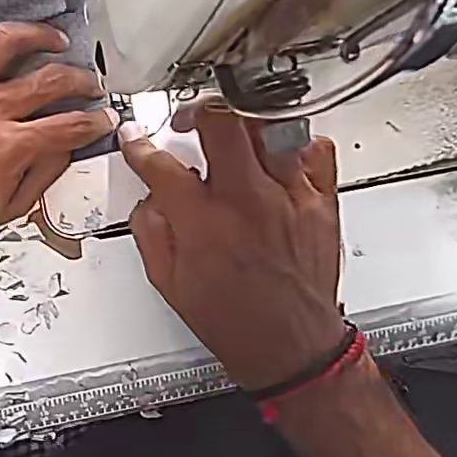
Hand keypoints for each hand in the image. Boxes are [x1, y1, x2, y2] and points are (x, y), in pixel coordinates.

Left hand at [0, 22, 116, 294]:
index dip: (96, 120)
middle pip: (50, 78)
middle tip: (89, 85)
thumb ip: (44, 172)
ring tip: (53, 40)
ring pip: (5, 42)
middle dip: (82, 80)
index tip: (102, 117)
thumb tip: (67, 147)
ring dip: (38, 36)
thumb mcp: (8, 208)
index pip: (70, 123)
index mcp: (8, 148)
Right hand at [119, 105, 346, 390]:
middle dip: (196, 111)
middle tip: (188, 121)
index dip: (139, 147)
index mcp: (203, 223)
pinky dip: (296, 145)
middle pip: (222, 121)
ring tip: (232, 135)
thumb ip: (151, 232)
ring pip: (269, 126)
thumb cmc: (233, 319)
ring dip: (243, 123)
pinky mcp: (320, 203)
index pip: (161, 164)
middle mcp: (247, 202)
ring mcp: (288, 198)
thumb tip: (149, 200)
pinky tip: (277, 157)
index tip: (135, 141)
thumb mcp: (168, 281)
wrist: (289, 345)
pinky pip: (316, 151)